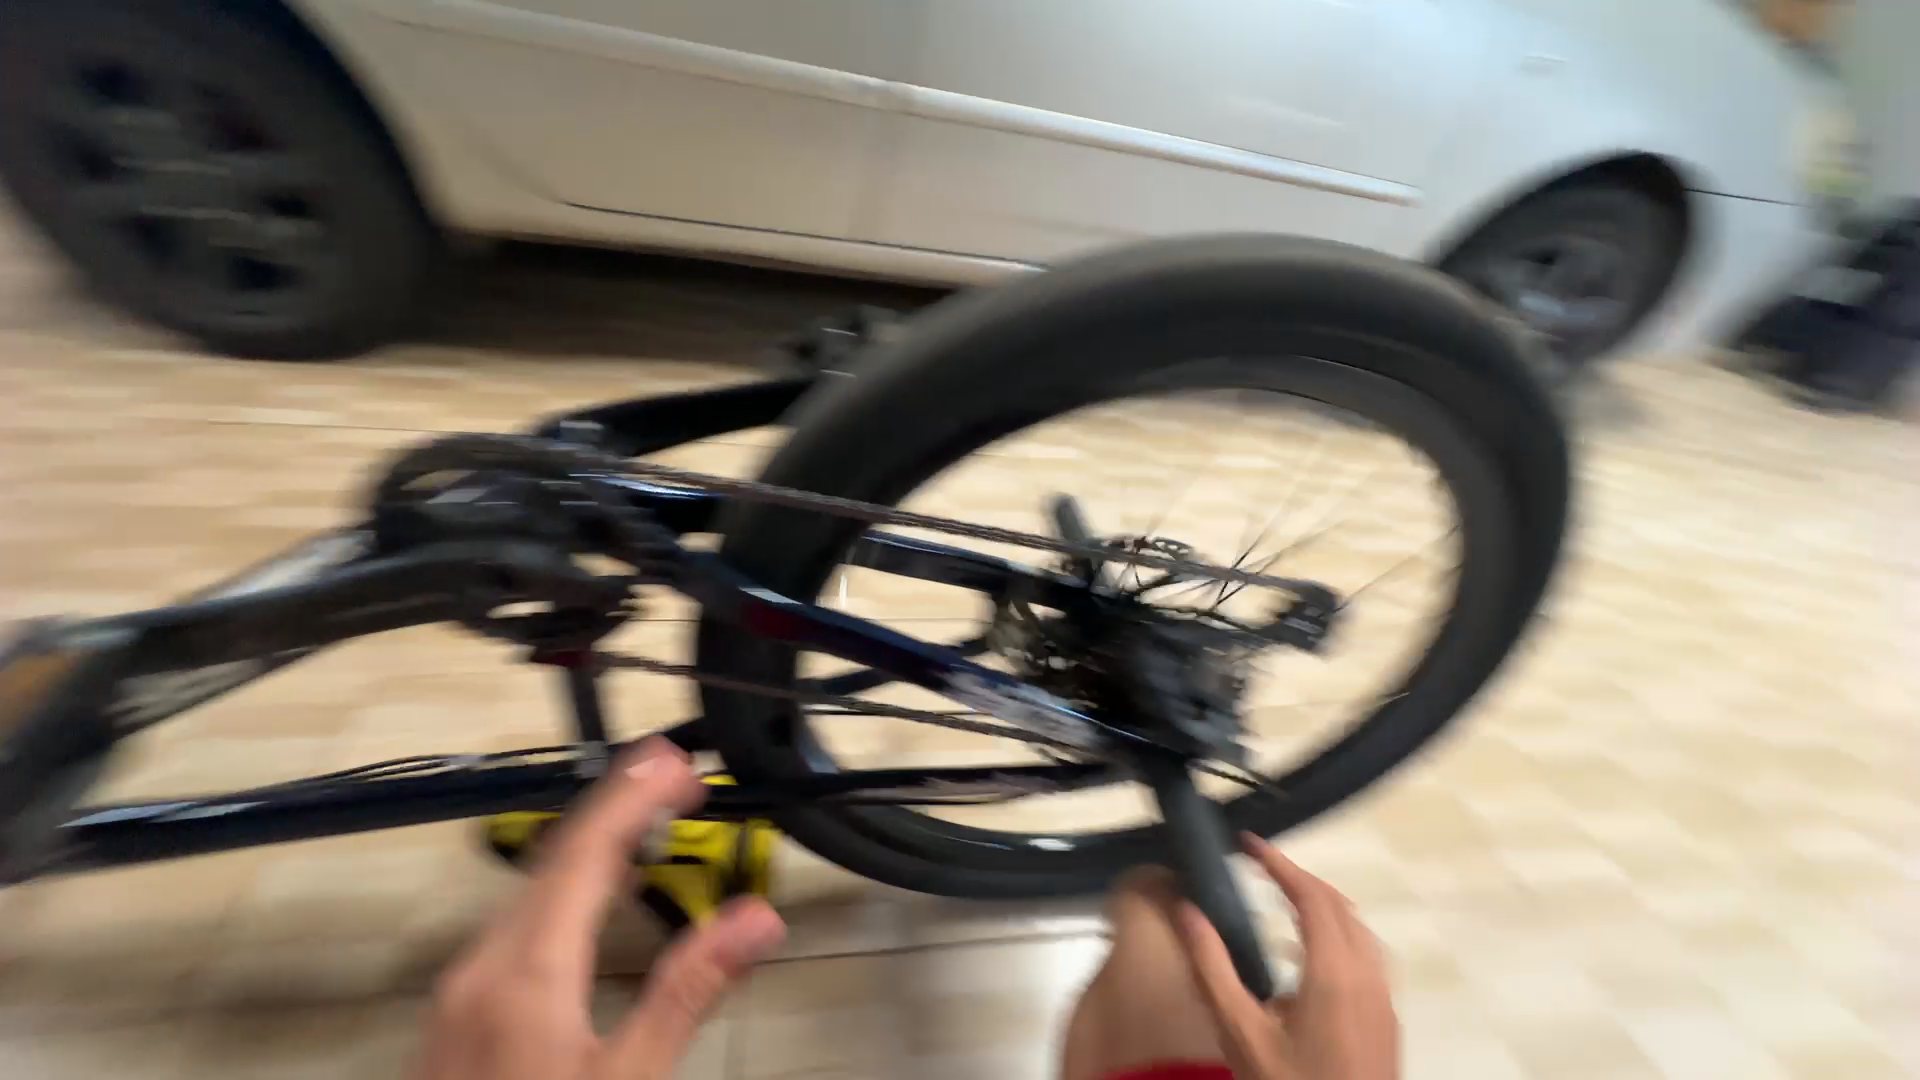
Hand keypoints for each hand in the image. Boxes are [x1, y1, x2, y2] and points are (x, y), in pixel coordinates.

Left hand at [418, 739, 787, 1079]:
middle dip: (619, 802)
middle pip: (556, 854)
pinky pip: (524, 914)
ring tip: (651, 808)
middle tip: (676, 771)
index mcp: (524, 971)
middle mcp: (483, 963)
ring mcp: (464, 986)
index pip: (586, 851)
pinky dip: (572, 877)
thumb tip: (760, 917)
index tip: (678, 762)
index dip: (634, 796)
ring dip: (596, 835)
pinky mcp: (463, 1009)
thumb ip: (690, 991)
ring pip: (535, 881)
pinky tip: (599, 883)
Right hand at [1175, 834, 1398, 1079]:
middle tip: (1258, 865)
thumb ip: (1212, 966)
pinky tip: (1305, 955)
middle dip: (1298, 876)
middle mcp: (1366, 977)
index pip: (1310, 895)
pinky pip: (1366, 955)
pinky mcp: (1386, 1022)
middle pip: (1338, 905)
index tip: (1246, 844)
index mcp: (1332, 973)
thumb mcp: (1239, 1032)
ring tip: (1281, 897)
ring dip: (1321, 903)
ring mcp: (1383, 1001)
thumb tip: (1187, 910)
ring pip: (1357, 929)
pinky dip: (1336, 932)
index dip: (1278, 862)